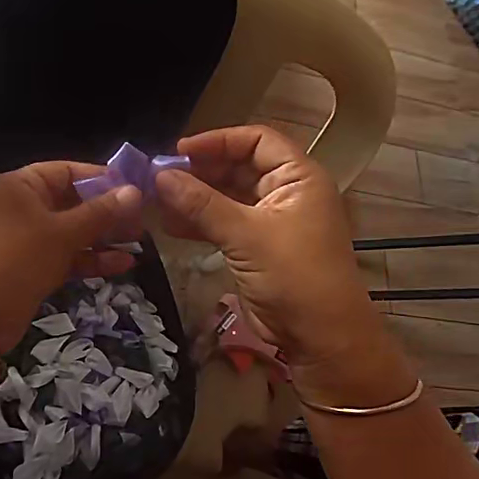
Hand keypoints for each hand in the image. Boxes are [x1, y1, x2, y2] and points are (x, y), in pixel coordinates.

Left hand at [0, 163, 142, 352]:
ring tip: (141, 243)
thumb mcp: (59, 234)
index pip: (67, 171)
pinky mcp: (27, 270)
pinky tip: (123, 264)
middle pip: (70, 202)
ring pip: (70, 233)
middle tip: (145, 220)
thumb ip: (99, 214)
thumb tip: (135, 192)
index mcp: (19, 185)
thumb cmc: (11, 261)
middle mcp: (19, 207)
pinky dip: (89, 260)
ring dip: (102, 238)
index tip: (138, 189)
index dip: (102, 178)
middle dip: (107, 211)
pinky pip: (64, 258)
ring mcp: (23, 241)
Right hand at [155, 127, 404, 394]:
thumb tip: (159, 176)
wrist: (320, 337)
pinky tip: (170, 225)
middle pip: (238, 166)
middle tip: (160, 177)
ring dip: (194, 198)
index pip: (256, 140)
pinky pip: (223, 223)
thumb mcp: (246, 235)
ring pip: (226, 196)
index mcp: (298, 177)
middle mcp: (286, 192)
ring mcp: (270, 220)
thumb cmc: (294, 275)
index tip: (179, 151)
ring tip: (157, 201)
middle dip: (199, 171)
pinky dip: (199, 222)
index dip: (218, 140)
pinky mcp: (256, 246)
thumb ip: (201, 203)